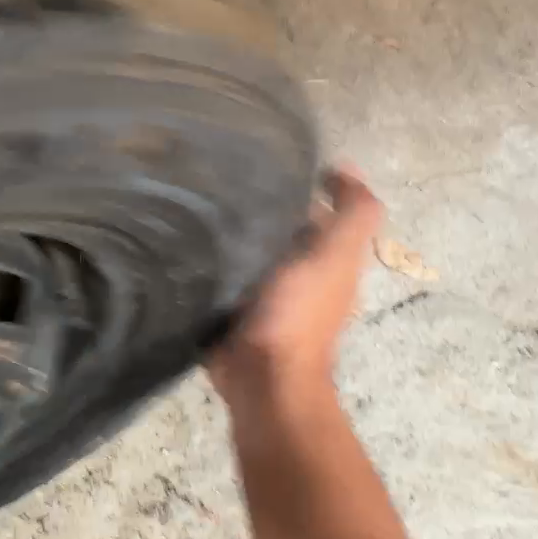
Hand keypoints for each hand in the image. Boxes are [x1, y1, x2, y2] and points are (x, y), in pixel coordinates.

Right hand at [207, 165, 383, 410]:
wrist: (260, 376)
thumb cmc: (296, 315)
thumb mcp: (334, 258)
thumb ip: (352, 216)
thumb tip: (348, 167)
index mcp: (330, 261)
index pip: (322, 212)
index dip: (306, 185)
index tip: (268, 162)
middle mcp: (300, 275)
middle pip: (284, 231)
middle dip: (261, 206)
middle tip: (220, 181)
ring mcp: (263, 295)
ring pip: (251, 251)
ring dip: (231, 233)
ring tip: (196, 206)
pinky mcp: (229, 309)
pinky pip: (221, 275)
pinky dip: (209, 259)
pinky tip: (185, 245)